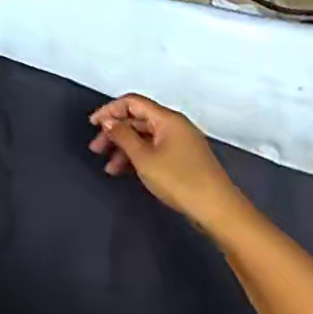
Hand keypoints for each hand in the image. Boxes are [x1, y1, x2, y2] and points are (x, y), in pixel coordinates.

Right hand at [90, 94, 251, 233]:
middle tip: (96, 149)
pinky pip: (154, 149)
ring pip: (144, 137)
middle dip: (114, 132)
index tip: (93, 124)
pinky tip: (125, 171)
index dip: (109, 110)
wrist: (219, 211)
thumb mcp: (143, 157)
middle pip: (137, 120)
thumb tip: (109, 121)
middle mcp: (174, 126)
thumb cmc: (179, 180)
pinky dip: (138, 157)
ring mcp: (180, 143)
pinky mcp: (183, 159)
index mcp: (167, 119)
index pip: (132, 102)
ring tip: (109, 167)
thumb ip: (122, 136)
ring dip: (124, 148)